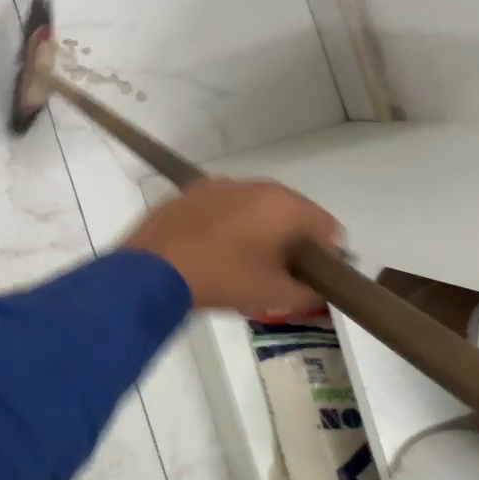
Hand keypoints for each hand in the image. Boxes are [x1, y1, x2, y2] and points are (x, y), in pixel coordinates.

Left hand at [122, 177, 342, 314]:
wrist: (151, 268)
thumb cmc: (223, 277)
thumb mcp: (279, 294)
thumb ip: (311, 290)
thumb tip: (315, 286)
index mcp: (281, 203)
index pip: (327, 226)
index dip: (325, 254)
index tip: (311, 277)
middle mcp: (248, 185)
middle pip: (287, 213)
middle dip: (289, 241)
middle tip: (278, 272)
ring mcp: (211, 186)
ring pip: (251, 209)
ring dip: (256, 232)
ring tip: (244, 265)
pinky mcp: (182, 195)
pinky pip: (219, 209)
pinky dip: (224, 226)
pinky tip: (212, 253)